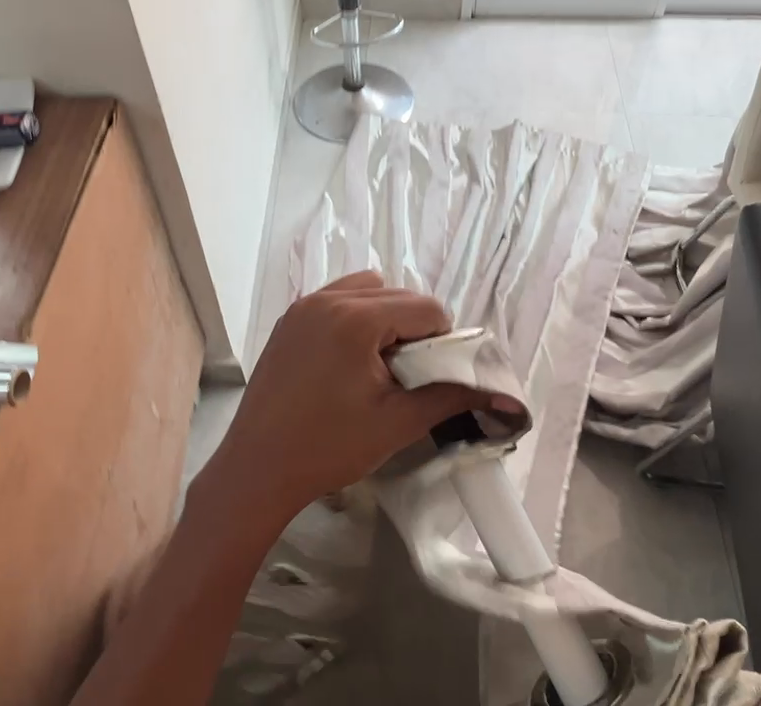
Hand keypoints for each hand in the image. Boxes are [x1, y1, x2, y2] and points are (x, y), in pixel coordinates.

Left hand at [199, 272, 507, 529]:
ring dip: (386, 316)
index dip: (443, 339)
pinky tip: (353, 360)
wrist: (258, 469)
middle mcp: (329, 299)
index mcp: (357, 319)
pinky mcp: (289, 320)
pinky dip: (356, 317)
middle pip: (397, 294)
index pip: (425, 308)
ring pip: (367, 290)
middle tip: (412, 374)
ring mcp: (304, 307)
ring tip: (383, 364)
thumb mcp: (397, 424)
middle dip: (415, 327)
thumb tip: (503, 397)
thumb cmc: (328, 448)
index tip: (437, 375)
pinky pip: (337, 300)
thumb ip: (451, 398)